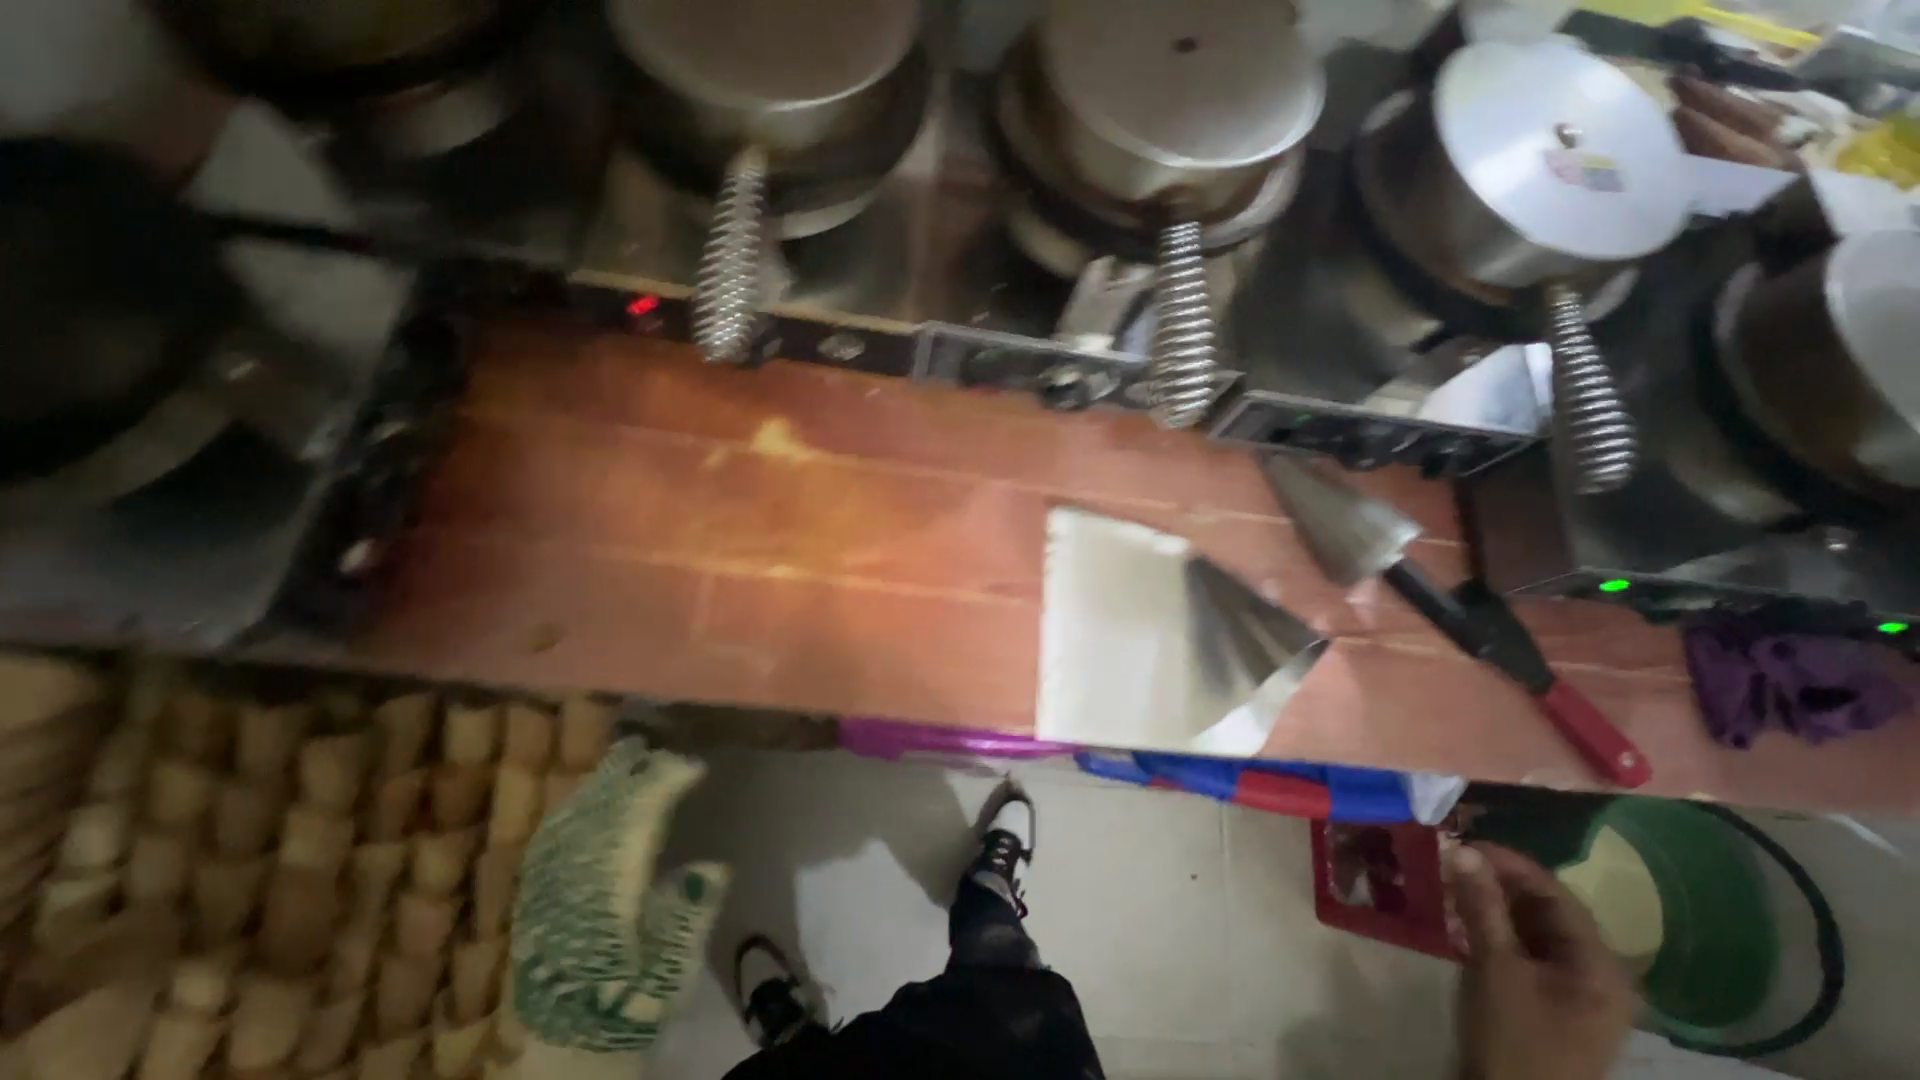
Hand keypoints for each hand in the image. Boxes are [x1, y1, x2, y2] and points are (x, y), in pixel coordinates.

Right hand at [1450, 843, 1634, 1079]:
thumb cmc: (1512, 1038)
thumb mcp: (1495, 968)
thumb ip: (1482, 906)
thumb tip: (1463, 848)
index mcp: (1601, 969)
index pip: (1558, 897)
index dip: (1512, 865)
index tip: (1465, 843)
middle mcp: (1596, 977)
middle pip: (1547, 913)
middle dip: (1499, 884)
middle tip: (1452, 861)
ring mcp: (1572, 993)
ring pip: (1532, 931)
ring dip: (1493, 906)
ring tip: (1450, 884)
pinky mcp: (1547, 1004)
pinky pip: (1524, 953)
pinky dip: (1494, 932)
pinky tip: (1460, 920)